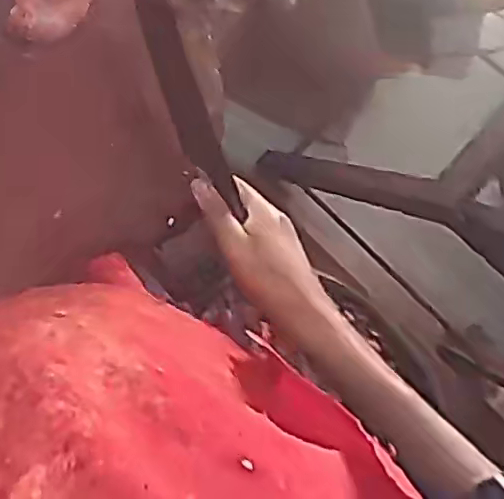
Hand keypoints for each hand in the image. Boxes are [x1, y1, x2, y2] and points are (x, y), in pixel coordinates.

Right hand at [191, 176, 343, 349]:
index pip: (234, 181)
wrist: (308, 322)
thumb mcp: (232, 245)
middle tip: (202, 221)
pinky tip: (241, 263)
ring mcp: (286, 238)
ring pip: (253, 221)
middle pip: (243, 202)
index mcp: (264, 210)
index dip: (212, 183)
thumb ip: (216, 212)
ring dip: (236, 228)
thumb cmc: (271, 284)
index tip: (196, 191)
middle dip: (222, 209)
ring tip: (219, 244)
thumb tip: (200, 184)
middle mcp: (278, 219)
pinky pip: (262, 239)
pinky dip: (248, 245)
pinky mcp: (289, 256)